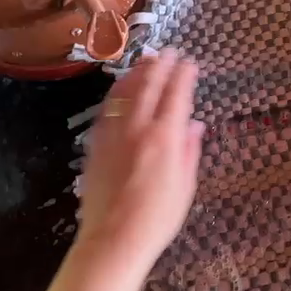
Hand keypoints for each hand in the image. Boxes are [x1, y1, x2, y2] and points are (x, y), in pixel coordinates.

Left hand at [77, 52, 204, 271]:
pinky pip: (108, 108)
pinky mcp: (96, 143)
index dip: (184, 75)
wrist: (113, 239)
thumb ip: (189, 151)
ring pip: (125, 92)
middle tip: (169, 52)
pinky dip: (117, 91)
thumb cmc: (156, 218)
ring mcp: (114, 133)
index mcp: (164, 138)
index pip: (176, 95)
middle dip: (161, 65)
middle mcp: (138, 128)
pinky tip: (121, 87)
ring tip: (146, 60)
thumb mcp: (184, 186)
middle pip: (149, 85)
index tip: (190, 63)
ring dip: (138, 72)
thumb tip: (194, 125)